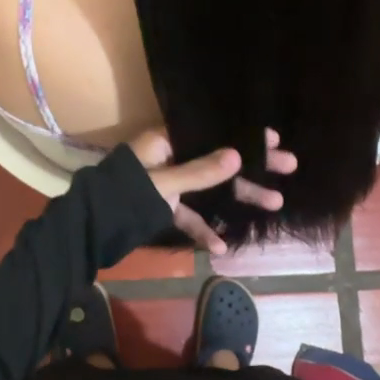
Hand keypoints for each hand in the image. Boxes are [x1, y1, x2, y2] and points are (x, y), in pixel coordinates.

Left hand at [127, 128, 298, 254]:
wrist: (89, 229)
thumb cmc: (124, 196)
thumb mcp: (164, 183)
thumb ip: (200, 171)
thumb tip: (237, 155)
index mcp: (165, 140)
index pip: (211, 133)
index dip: (243, 137)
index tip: (273, 140)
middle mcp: (168, 157)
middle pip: (217, 159)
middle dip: (252, 168)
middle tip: (290, 167)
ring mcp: (166, 183)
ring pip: (208, 188)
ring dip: (238, 197)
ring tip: (275, 205)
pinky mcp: (161, 207)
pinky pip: (188, 214)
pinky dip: (203, 228)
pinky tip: (221, 247)